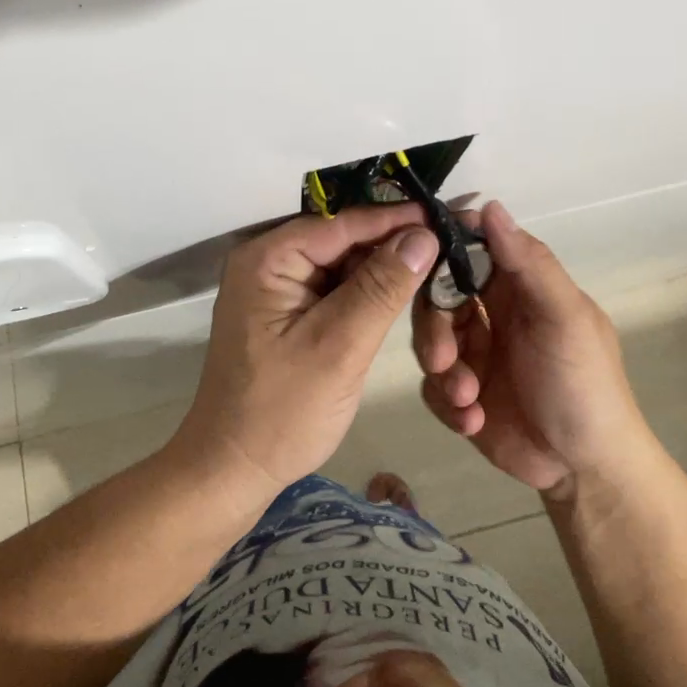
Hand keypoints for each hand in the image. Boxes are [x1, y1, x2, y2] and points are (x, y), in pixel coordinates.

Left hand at [171, 205, 439, 502]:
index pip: (342, 224)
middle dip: (394, 246)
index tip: (449, 216)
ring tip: (440, 268)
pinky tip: (405, 296)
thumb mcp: (338, 346)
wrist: (234, 470)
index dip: (396, 219)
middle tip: (453, 247)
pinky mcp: (288, 315)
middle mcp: (268, 263)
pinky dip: (368, 295)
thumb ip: (381, 288)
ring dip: (385, 272)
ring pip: (343, 266)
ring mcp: (277, 290)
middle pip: (342, 241)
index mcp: (267, 259)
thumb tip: (423, 235)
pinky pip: (335, 291)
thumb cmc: (281, 412)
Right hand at [412, 202, 660, 499]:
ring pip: (429, 341)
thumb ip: (529, 264)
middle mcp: (492, 315)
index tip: (414, 256)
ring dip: (443, 370)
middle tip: (442, 356)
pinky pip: (431, 386)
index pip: (471, 250)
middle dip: (434, 327)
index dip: (443, 249)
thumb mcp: (564, 318)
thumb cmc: (583, 384)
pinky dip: (447, 403)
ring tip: (467, 397)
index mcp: (520, 288)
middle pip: (437, 298)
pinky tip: (474, 421)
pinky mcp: (462, 397)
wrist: (585, 469)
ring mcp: (475, 356)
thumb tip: (490, 205)